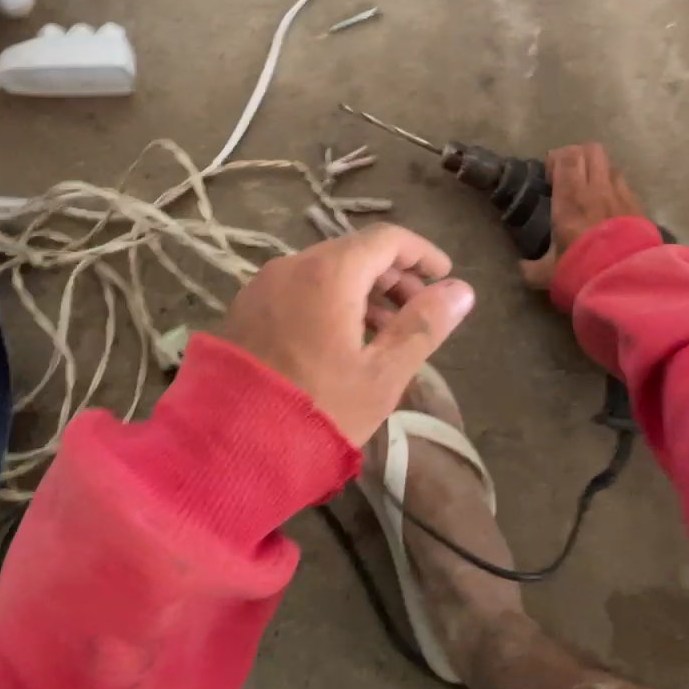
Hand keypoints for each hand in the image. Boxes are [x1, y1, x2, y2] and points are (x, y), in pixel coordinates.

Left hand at [220, 223, 476, 445]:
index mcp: (329, 273)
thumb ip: (423, 326)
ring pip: (325, 271)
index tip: (445, 277)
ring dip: (362, 290)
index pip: (387, 239)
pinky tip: (341, 339)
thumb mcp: (382, 374)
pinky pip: (298, 289)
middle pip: (354, 252)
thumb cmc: (318, 410)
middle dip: (394, 275)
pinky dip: (330, 300)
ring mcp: (262, 286)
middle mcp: (292, 265)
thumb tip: (461, 289)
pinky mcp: (244, 309)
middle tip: (420, 311)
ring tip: (385, 331)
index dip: (422, 254)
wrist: (228, 449)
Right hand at [520, 143, 645, 289]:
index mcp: (570, 198)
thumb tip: (521, 268)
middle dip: (579, 156)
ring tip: (591, 191)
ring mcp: (621, 195)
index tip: (550, 175)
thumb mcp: (548, 274)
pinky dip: (615, 189)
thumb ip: (531, 269)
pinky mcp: (639, 206)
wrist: (626, 281)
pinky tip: (610, 208)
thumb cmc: (581, 270)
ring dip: (599, 171)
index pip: (566, 157)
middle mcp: (596, 189)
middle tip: (569, 176)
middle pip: (591, 150)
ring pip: (610, 164)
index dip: (557, 158)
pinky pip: (625, 185)